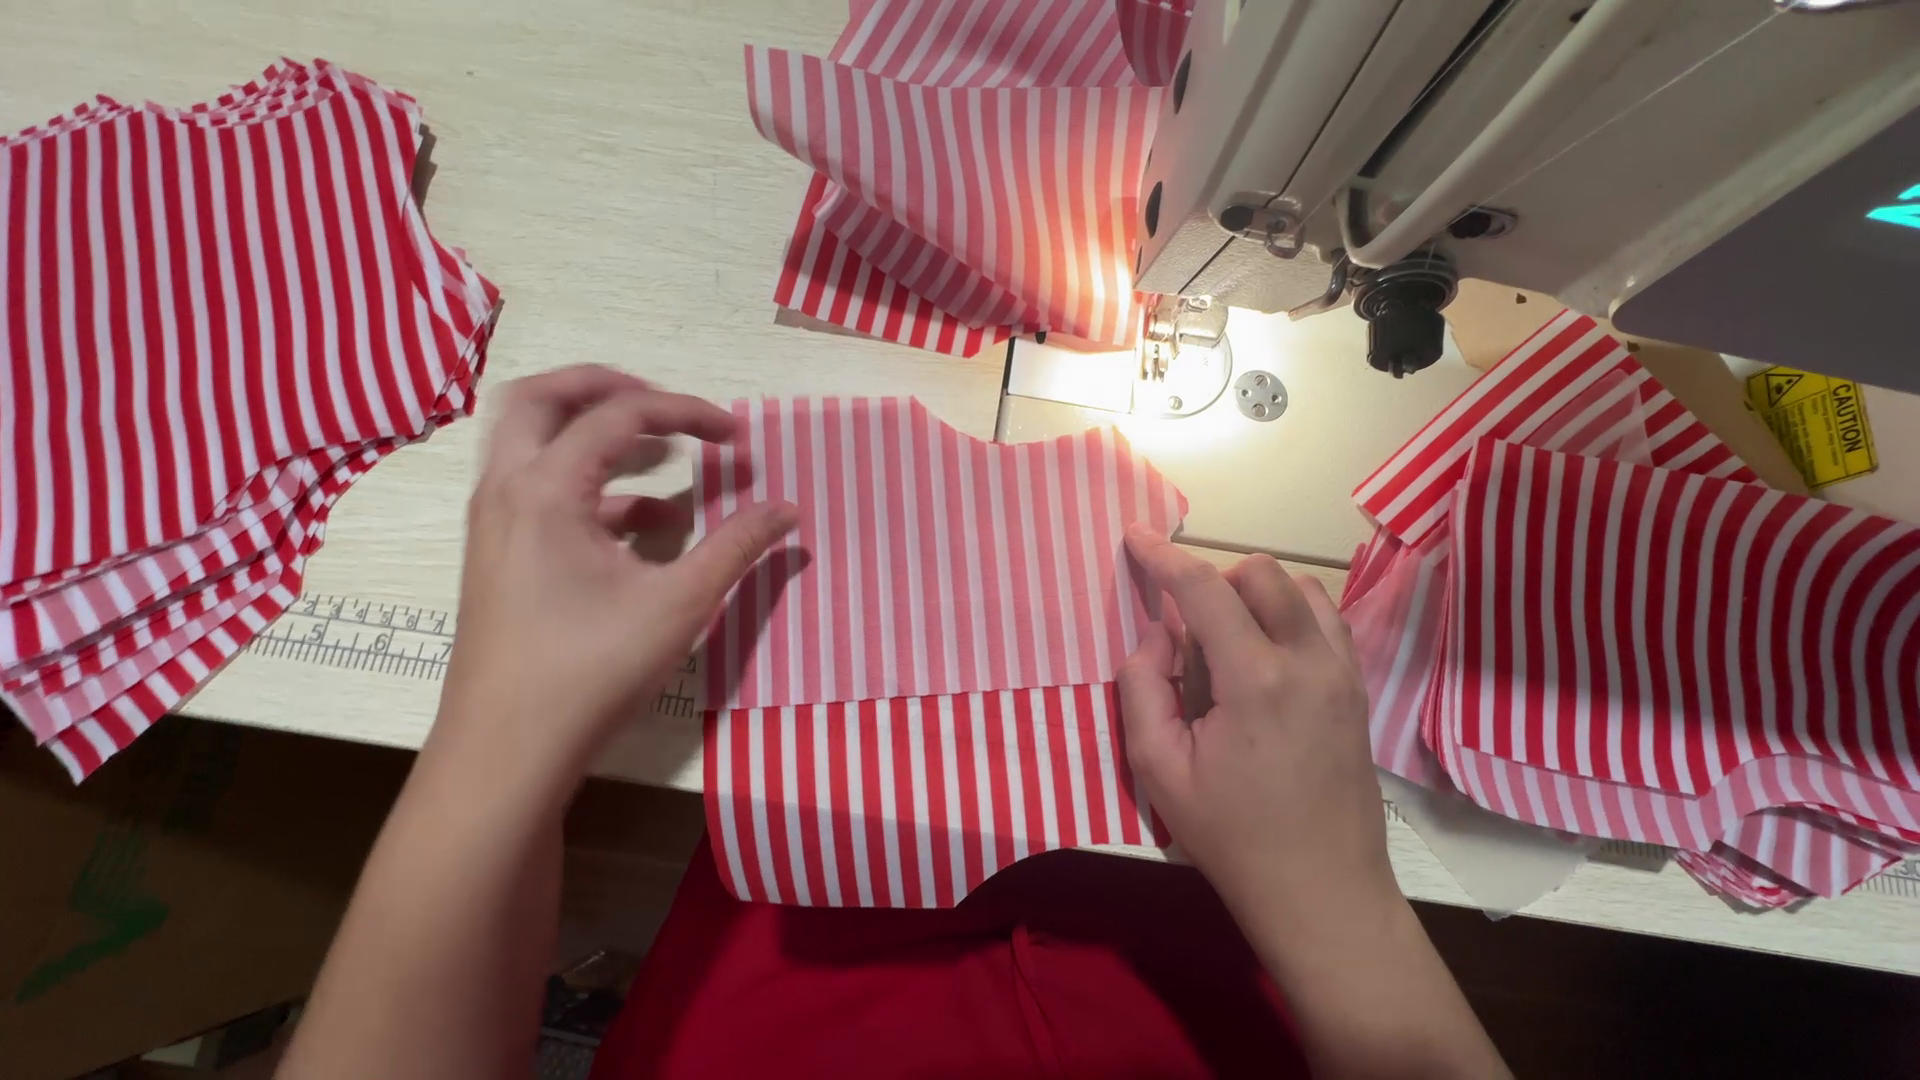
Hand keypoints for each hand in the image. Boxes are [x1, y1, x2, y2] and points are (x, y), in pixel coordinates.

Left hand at [428, 365, 796, 798]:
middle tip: (664, 403)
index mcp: (545, 488)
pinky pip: (540, 490)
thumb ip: (737, 546)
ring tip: (660, 456)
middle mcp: (506, 489)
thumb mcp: (680, 603)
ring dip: (593, 434)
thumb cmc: (591, 670)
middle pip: (541, 397)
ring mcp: (495, 523)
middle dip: (607, 387)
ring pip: (530, 442)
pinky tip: (645, 527)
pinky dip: (592, 487)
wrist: (507, 750)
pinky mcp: (501, 555)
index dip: (686, 413)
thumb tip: (788, 510)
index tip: (736, 435)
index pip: (619, 416)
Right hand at [1118, 525, 1393, 921]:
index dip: (1163, 555)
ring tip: (1228, 639)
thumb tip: (1159, 635)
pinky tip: (1266, 654)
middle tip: (1187, 625)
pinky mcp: (1358, 689)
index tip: (1135, 534)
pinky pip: (1326, 619)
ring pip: (1303, 587)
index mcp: (1255, 679)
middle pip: (1262, 572)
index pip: (1204, 588)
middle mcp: (1308, 660)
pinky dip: (1290, 614)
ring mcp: (1343, 672)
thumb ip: (1142, 687)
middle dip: (1214, 577)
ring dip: (1256, 593)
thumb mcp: (1158, 769)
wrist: (1321, 889)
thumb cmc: (1231, 834)